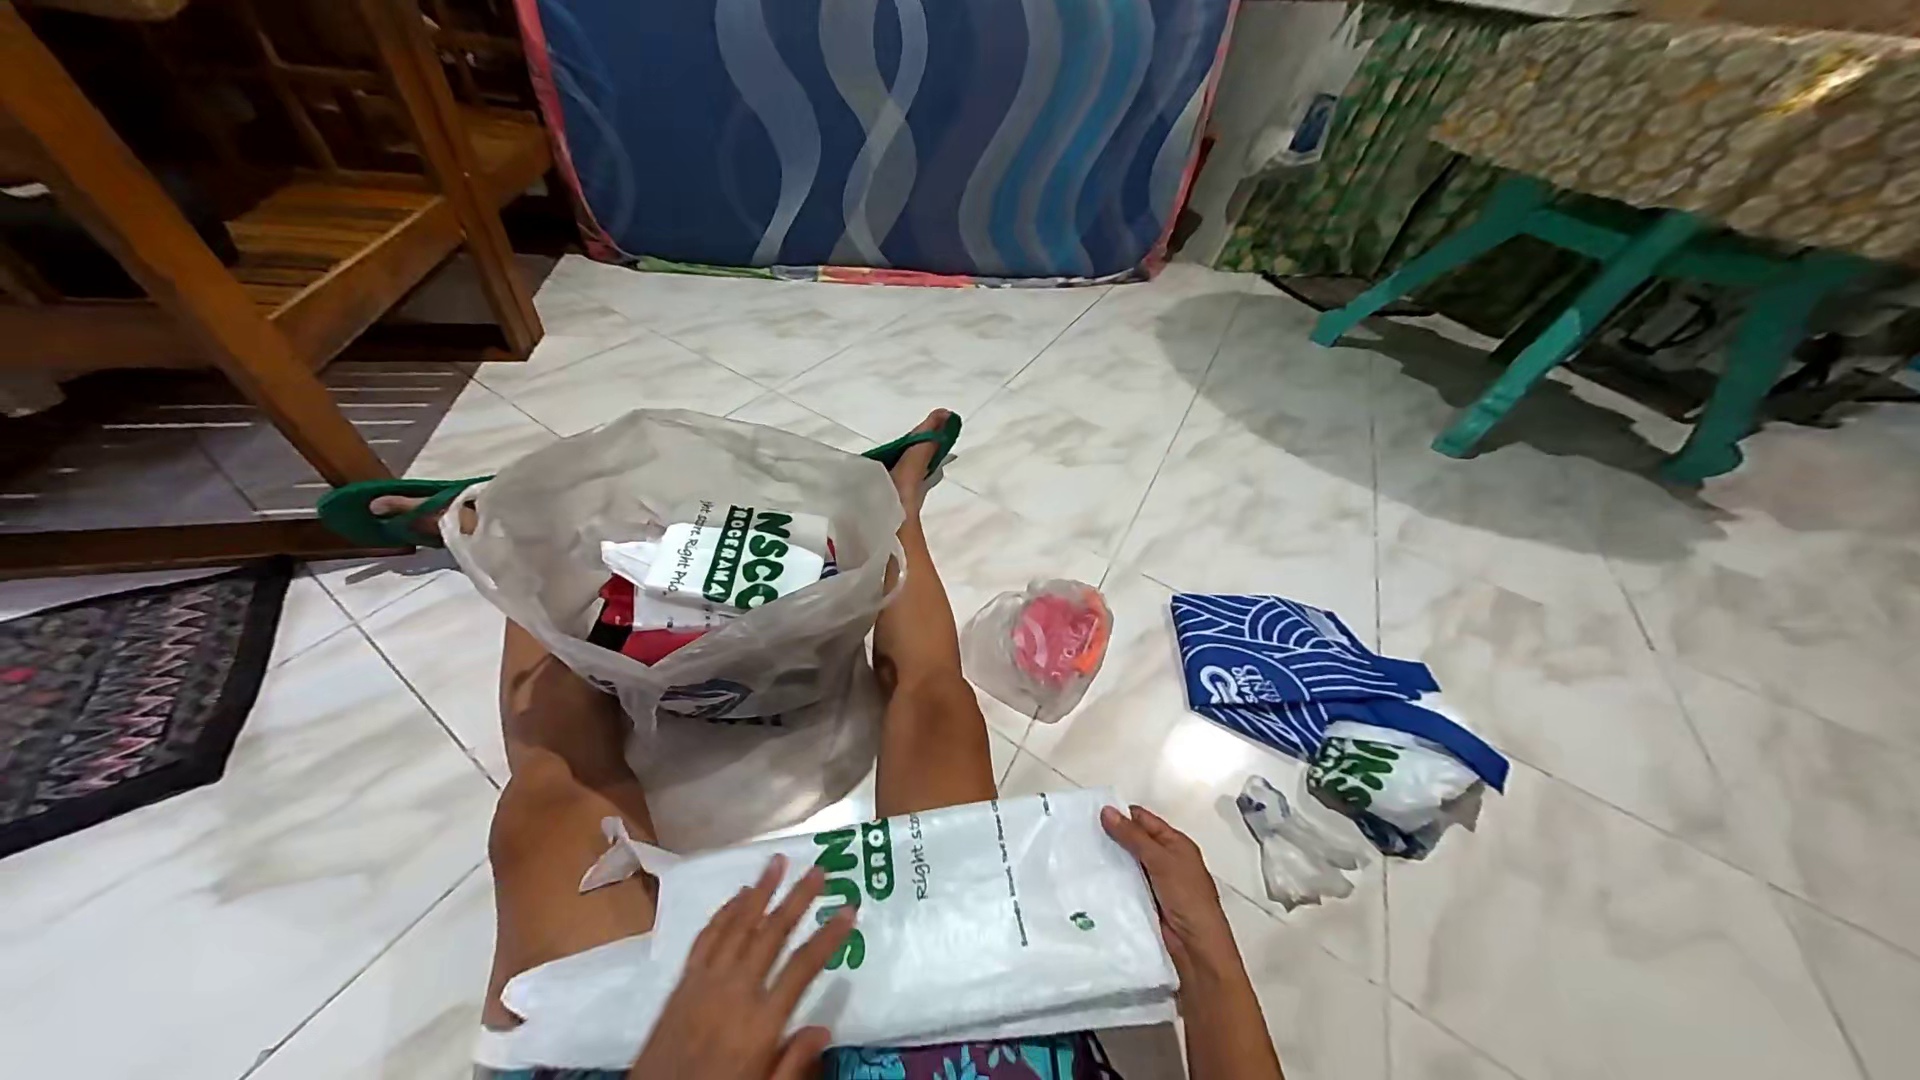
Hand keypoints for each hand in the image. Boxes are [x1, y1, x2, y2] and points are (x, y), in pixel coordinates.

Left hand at [629, 854, 854, 1079]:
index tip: (849, 909)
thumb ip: (793, 1065)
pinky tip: (737, 896)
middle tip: (819, 869)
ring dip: (761, 891)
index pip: (803, 967)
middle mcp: (734, 993)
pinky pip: (706, 938)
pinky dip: (724, 912)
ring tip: (779, 861)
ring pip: (738, 925)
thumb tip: (825, 1027)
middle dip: (798, 897)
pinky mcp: (682, 984)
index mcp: (759, 1024)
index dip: (829, 936)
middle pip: (773, 933)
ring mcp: (705, 984)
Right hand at [1104, 805, 1286, 1079]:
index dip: (1120, 814)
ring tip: (1076, 853)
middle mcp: (1164, 861)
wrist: (1197, 954)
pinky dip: (1108, 881)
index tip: (1089, 812)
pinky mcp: (1142, 904)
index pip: (1143, 820)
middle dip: (1109, 836)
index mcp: (1175, 844)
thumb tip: (1106, 810)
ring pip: (1124, 864)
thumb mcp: (1162, 861)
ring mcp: (1152, 884)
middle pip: (1132, 841)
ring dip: (1107, 860)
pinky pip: (1122, 886)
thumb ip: (1133, 836)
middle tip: (1077, 833)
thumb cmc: (1188, 900)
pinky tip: (1087, 878)